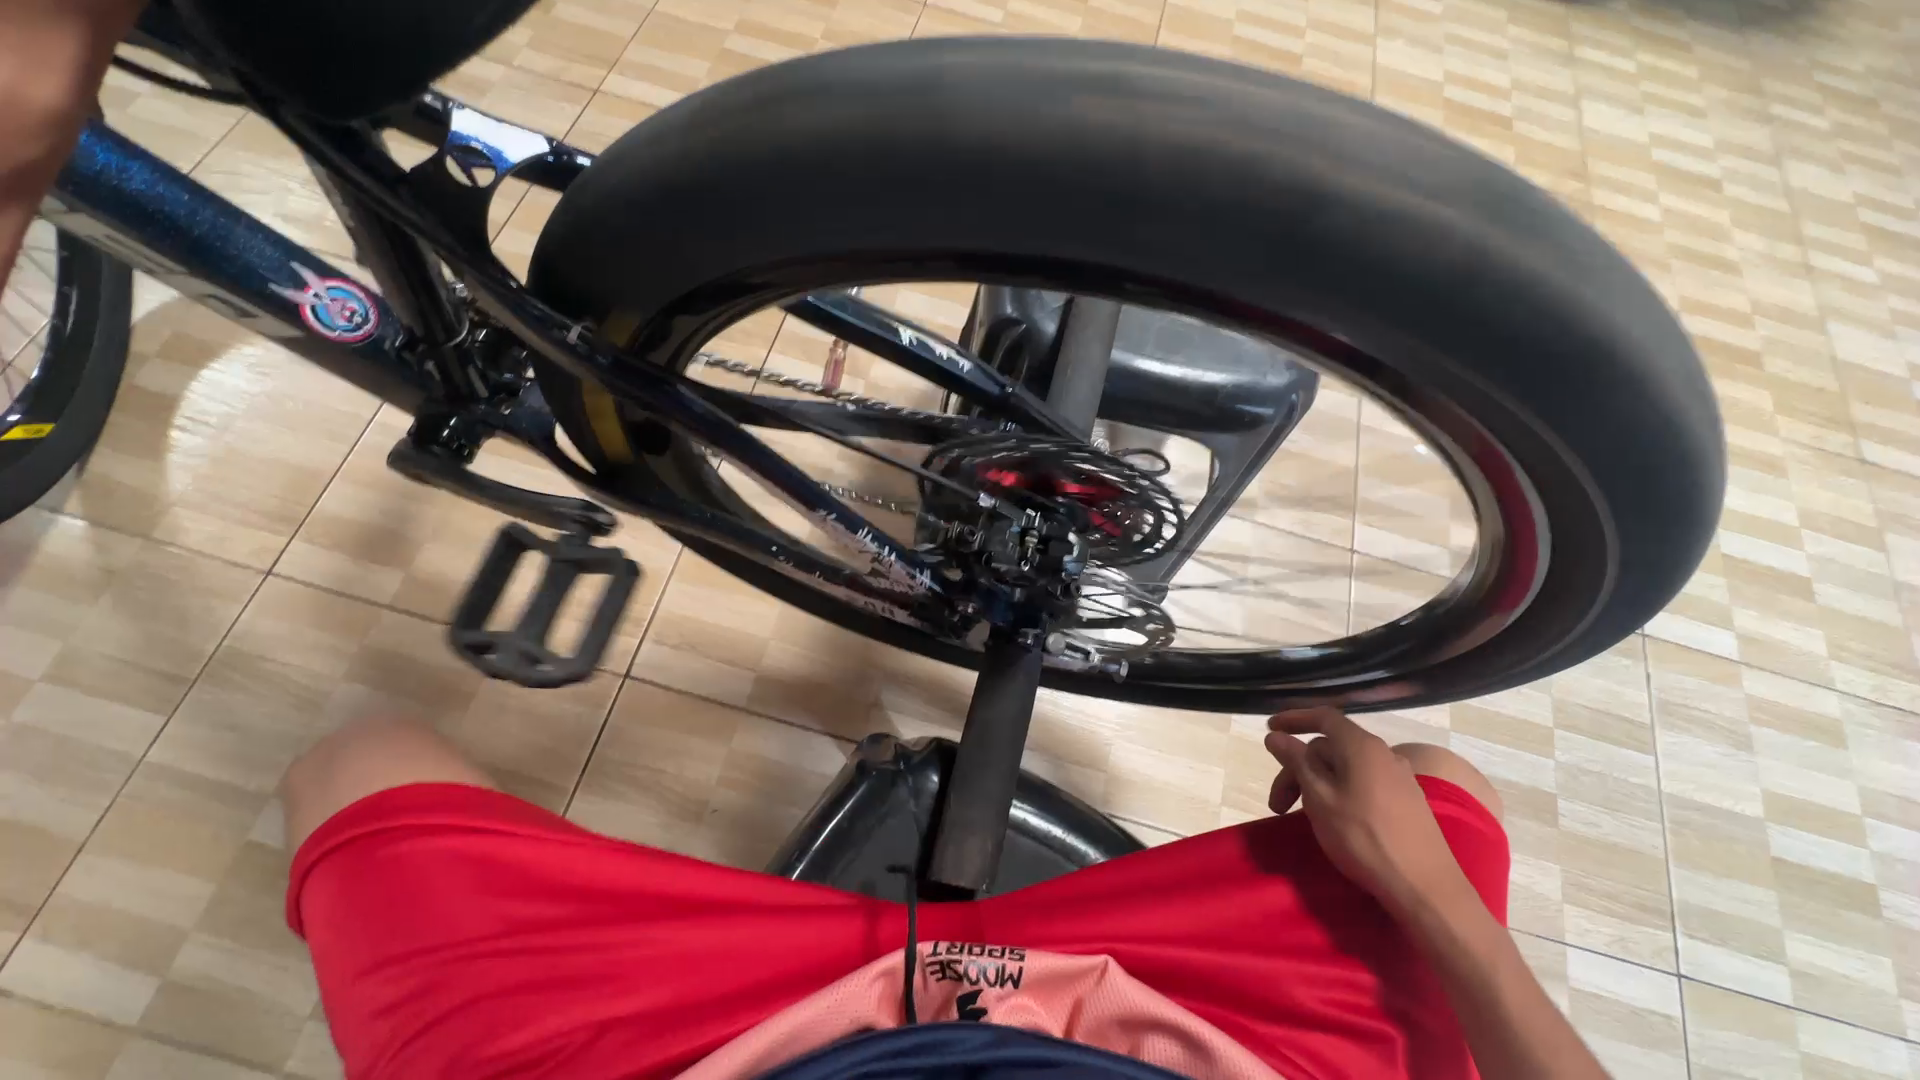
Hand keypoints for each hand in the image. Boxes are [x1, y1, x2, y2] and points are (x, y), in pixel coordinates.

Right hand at [1265, 708, 1468, 911]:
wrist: (1425, 887)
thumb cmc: (1364, 838)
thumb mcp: (1319, 798)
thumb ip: (1296, 762)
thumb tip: (1277, 736)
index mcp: (1362, 746)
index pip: (1323, 718)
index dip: (1294, 719)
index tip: (1269, 729)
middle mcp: (1384, 754)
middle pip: (1330, 748)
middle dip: (1298, 769)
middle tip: (1277, 805)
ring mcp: (1400, 778)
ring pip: (1346, 768)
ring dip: (1317, 784)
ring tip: (1303, 815)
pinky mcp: (1408, 802)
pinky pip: (1364, 783)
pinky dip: (1340, 792)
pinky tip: (1334, 819)